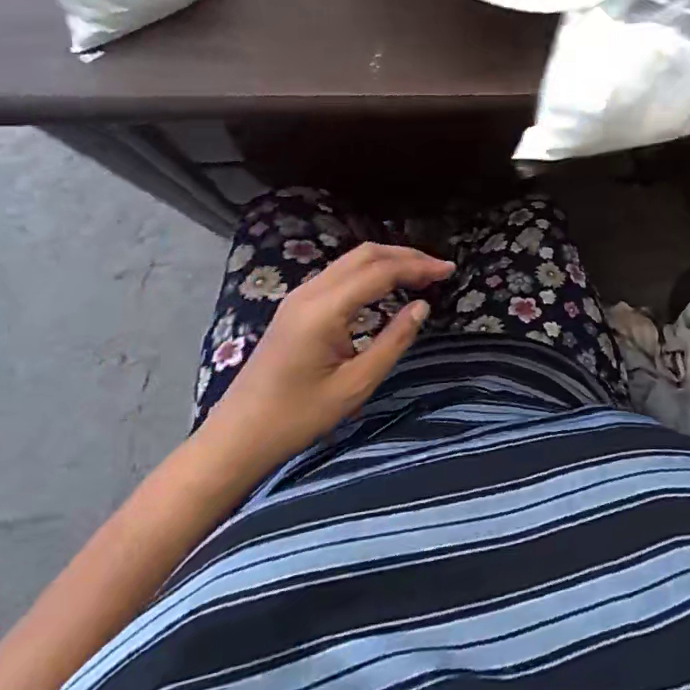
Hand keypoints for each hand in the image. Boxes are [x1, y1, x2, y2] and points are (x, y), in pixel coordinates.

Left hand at [200, 243, 454, 474]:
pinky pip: (340, 275)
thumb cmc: (297, 417)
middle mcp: (310, 292)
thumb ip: (393, 342)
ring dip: (388, 261)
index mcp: (323, 310)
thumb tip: (422, 307)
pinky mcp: (297, 307)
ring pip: (351, 261)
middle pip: (365, 254)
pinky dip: (371, 272)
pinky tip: (388, 287)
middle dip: (405, 256)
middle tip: (439, 270)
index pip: (379, 271)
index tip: (449, 271)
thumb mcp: (355, 386)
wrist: (240, 434)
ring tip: (421, 275)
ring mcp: (299, 297)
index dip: (417, 266)